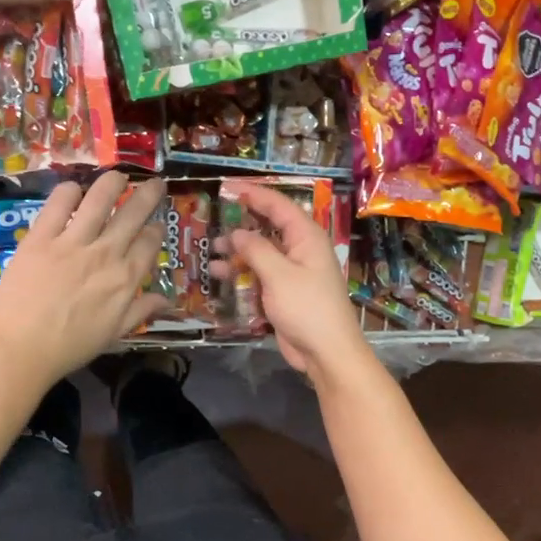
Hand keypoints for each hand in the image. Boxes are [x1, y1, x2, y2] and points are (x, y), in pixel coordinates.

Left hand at [0, 171, 168, 388]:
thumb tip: (168, 301)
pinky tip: (73, 189)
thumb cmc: (71, 347)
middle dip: (147, 195)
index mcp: (125, 279)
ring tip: (118, 176)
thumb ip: (141, 312)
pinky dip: (69, 191)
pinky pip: (59, 203)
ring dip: (112, 183)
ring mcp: (72, 241)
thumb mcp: (114, 334)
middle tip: (154, 183)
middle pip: (132, 213)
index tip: (157, 226)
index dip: (156, 231)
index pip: (149, 244)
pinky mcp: (41, 236)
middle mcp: (105, 253)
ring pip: (99, 199)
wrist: (23, 347)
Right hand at [214, 182, 370, 381]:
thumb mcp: (278, 275)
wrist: (326, 351)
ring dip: (238, 255)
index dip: (254, 195)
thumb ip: (256, 250)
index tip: (228, 188)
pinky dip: (243, 277)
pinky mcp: (285, 295)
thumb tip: (237, 232)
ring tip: (213, 256)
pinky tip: (223, 280)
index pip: (279, 206)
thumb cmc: (307, 308)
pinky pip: (260, 278)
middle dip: (242, 228)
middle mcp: (300, 251)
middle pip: (268, 230)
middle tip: (214, 227)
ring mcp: (293, 274)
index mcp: (306, 237)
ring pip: (261, 256)